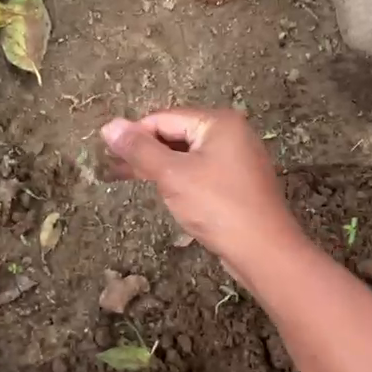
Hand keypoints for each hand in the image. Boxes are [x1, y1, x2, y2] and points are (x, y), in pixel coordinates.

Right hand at [102, 109, 306, 277]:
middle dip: (142, 150)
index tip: (107, 155)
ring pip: (185, 154)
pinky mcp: (236, 181)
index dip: (133, 135)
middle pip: (174, 133)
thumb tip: (109, 125)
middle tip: (110, 167)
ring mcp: (236, 157)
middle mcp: (230, 133)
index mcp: (217, 122)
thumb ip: (139, 149)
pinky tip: (159, 188)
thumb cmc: (217, 207)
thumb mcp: (172, 175)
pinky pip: (198, 170)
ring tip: (124, 177)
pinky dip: (176, 177)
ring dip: (156, 165)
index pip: (162, 119)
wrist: (265, 252)